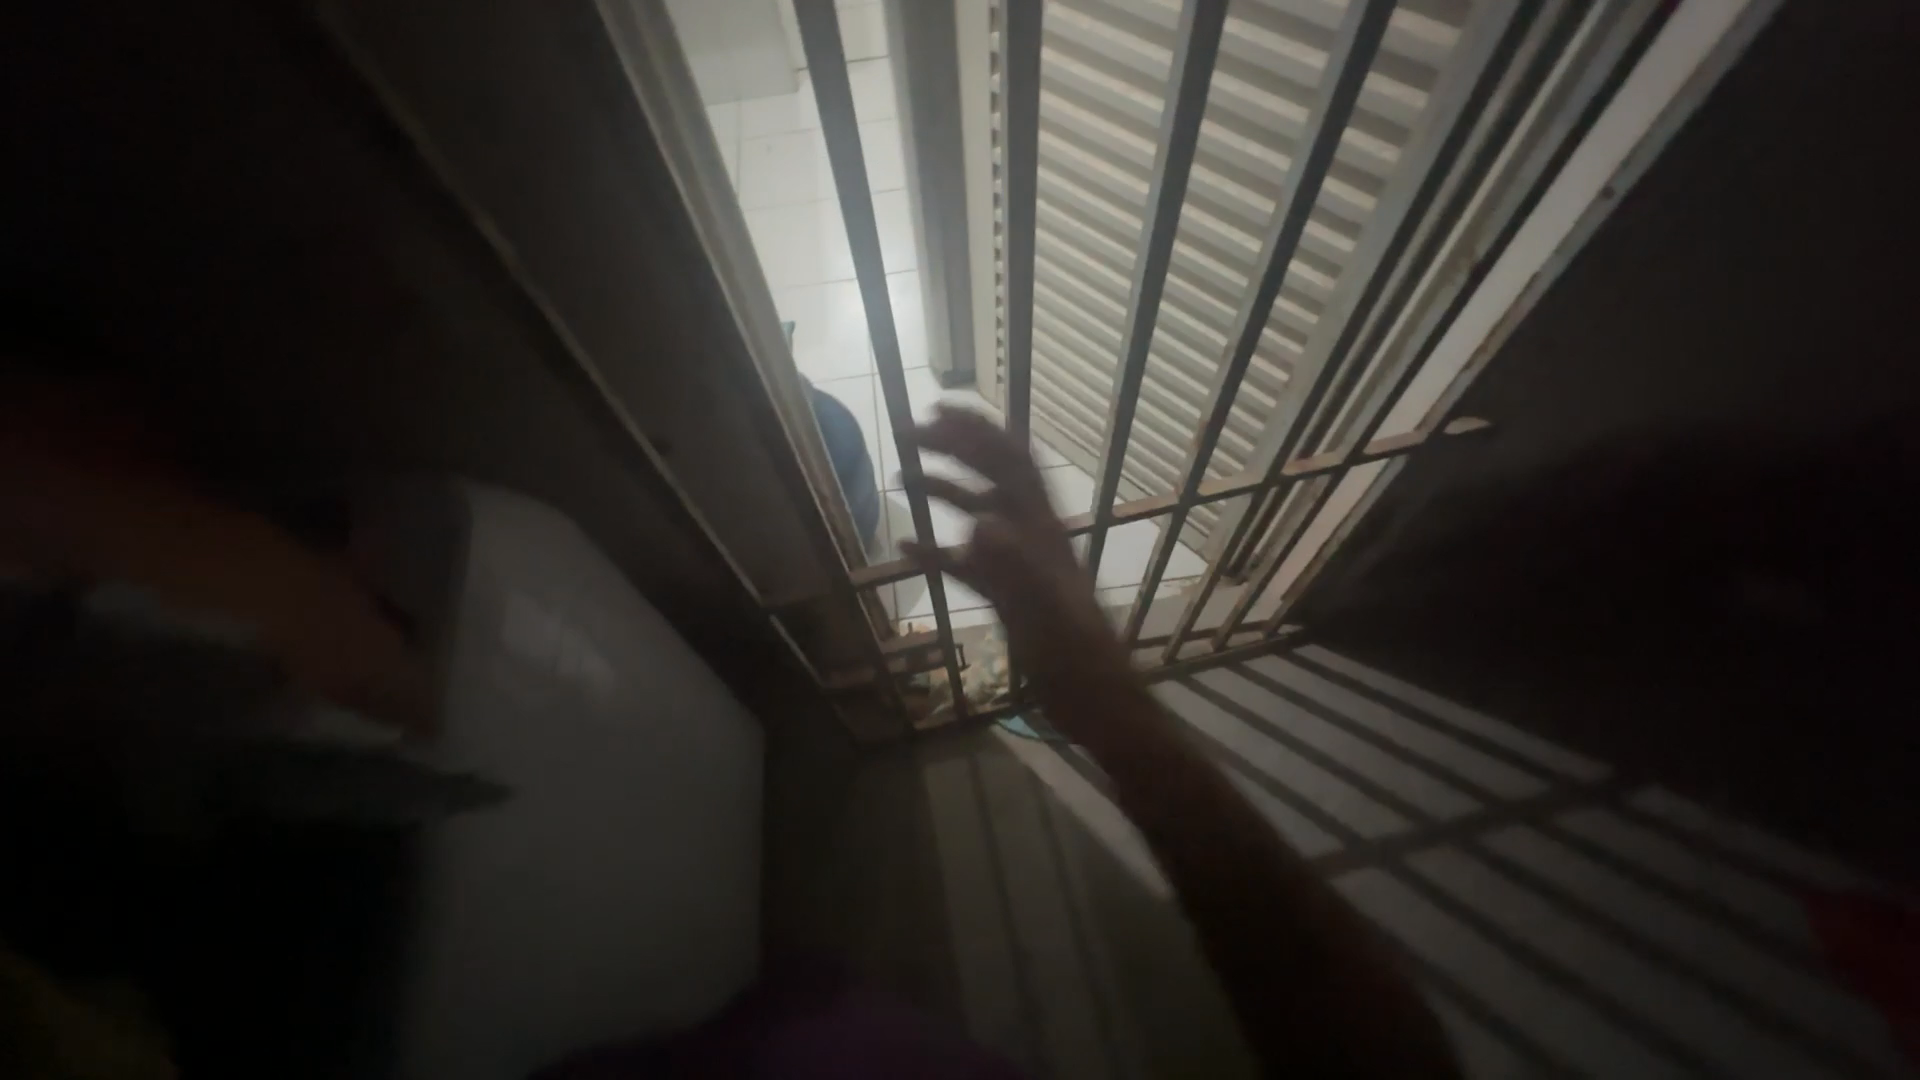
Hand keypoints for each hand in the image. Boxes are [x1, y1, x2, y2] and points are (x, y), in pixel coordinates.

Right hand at [900, 407, 1133, 709]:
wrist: (1091, 696)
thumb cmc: (1076, 656)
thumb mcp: (1045, 609)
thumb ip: (1014, 566)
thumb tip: (979, 523)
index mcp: (1043, 528)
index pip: (1011, 461)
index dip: (979, 429)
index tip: (937, 409)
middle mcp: (1030, 534)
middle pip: (990, 475)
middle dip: (953, 448)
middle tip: (908, 434)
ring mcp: (1017, 562)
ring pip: (977, 512)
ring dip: (942, 490)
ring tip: (902, 478)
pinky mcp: (1006, 592)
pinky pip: (966, 562)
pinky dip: (937, 551)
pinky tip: (907, 549)